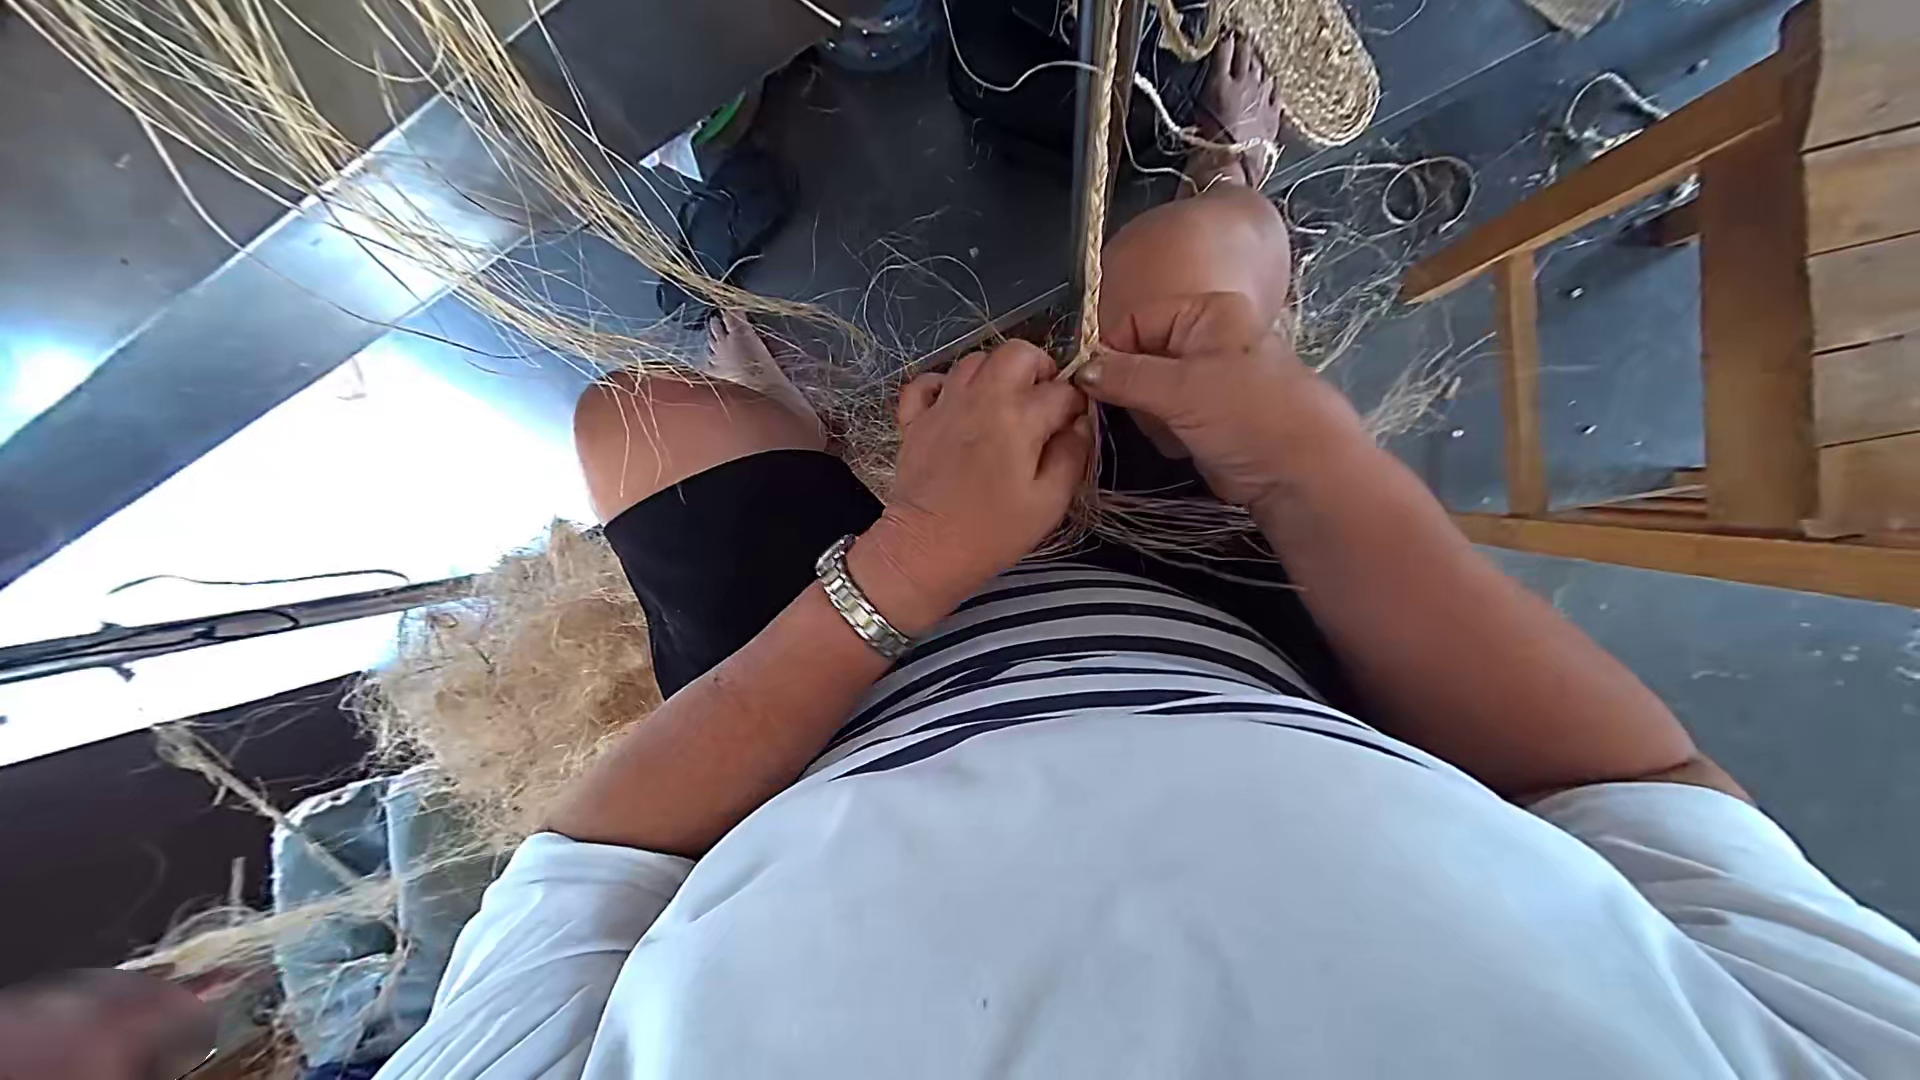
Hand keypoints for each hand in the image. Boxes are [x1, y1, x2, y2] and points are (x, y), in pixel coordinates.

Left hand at [851, 341, 1090, 634]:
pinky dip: (945, 385)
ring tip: (1003, 405)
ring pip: (973, 360)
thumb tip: (1078, 425)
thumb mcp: (1049, 502)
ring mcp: (942, 405)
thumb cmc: (992, 533)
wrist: (924, 551)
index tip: (1072, 428)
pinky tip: (956, 406)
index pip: (1062, 390)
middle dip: (1039, 369)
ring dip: (995, 374)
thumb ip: (1072, 455)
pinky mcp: (914, 419)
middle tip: (1041, 403)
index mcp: (1018, 417)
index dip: (1075, 406)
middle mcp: (979, 397)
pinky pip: (928, 382)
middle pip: (1016, 352)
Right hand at [1079, 291, 1369, 507]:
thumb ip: (1124, 376)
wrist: (1297, 473)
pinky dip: (1162, 432)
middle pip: (1138, 357)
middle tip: (1145, 411)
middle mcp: (1203, 340)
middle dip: (1133, 389)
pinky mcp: (1201, 416)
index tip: (1093, 384)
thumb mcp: (1181, 388)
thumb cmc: (1247, 415)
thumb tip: (1079, 371)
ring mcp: (1203, 380)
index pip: (1136, 321)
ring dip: (1149, 416)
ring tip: (1172, 430)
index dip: (1112, 351)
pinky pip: (1161, 418)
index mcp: (1206, 313)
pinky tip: (1180, 444)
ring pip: (1145, 392)